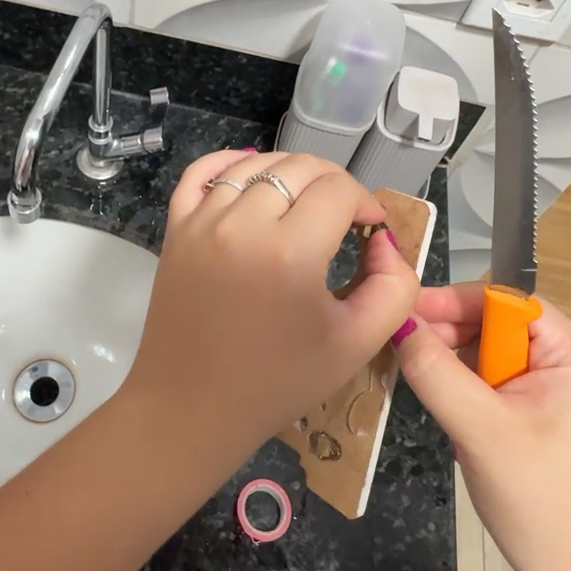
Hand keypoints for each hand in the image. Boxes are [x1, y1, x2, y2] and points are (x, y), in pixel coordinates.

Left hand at [119, 150, 421, 458]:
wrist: (191, 406)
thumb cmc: (277, 382)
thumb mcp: (356, 345)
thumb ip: (394, 288)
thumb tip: (383, 240)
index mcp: (289, 252)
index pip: (340, 190)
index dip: (367, 202)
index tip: (371, 230)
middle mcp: (242, 223)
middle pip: (301, 168)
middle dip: (334, 184)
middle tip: (345, 219)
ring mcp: (202, 220)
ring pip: (256, 164)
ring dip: (290, 174)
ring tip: (305, 204)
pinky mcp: (176, 227)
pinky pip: (202, 171)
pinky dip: (231, 163)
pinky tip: (253, 177)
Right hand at [396, 286, 570, 570]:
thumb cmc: (542, 505)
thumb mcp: (481, 433)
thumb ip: (437, 373)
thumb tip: (398, 321)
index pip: (507, 300)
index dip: (454, 301)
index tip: (404, 313)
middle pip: (500, 322)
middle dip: (451, 332)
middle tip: (402, 348)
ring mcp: (567, 389)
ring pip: (497, 352)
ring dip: (457, 361)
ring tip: (419, 377)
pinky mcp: (553, 414)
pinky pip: (503, 380)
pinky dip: (471, 386)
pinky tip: (447, 403)